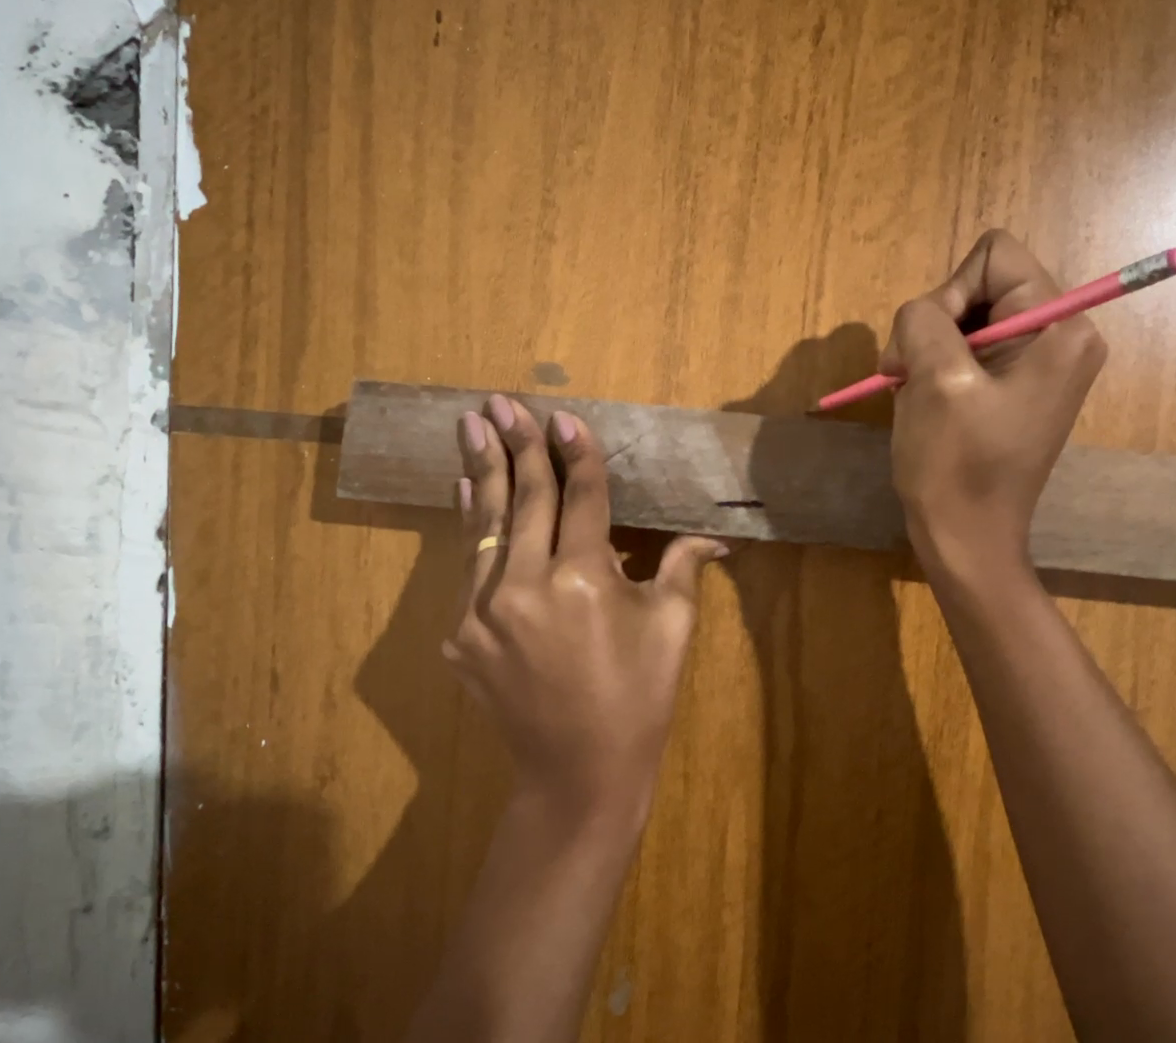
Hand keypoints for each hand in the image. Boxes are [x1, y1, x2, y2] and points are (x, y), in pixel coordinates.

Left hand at [447, 395, 727, 821]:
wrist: (578, 772)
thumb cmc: (639, 697)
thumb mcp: (672, 629)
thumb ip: (682, 569)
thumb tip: (714, 537)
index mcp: (586, 579)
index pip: (582, 498)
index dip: (578, 455)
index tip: (564, 418)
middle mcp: (526, 585)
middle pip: (524, 500)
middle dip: (517, 445)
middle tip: (501, 402)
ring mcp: (484, 611)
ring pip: (484, 526)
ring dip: (481, 472)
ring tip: (469, 427)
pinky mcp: (461, 635)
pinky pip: (466, 569)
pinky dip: (469, 527)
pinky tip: (466, 494)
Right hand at [879, 230, 1107, 574]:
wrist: (966, 539)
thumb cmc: (956, 465)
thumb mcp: (934, 378)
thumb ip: (925, 319)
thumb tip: (922, 316)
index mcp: (1060, 328)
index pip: (996, 256)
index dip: (950, 292)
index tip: (933, 347)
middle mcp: (1061, 335)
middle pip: (981, 284)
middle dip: (936, 325)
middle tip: (911, 375)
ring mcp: (1039, 363)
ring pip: (965, 317)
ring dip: (928, 350)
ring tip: (915, 395)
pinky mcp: (1016, 385)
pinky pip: (967, 349)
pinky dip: (937, 369)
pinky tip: (925, 403)